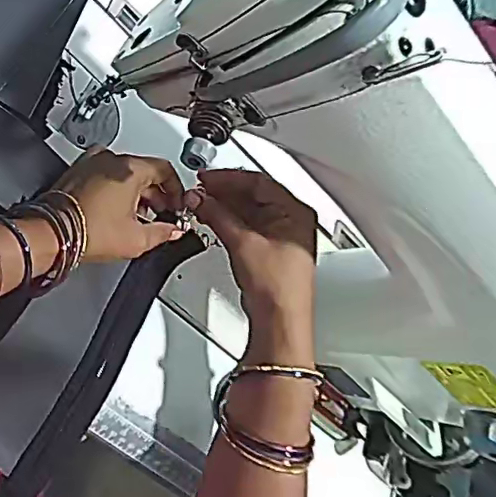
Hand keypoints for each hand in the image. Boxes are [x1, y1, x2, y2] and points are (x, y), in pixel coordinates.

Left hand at [50, 151, 186, 263]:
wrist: (52, 233)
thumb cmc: (86, 230)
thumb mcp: (136, 239)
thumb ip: (163, 232)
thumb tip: (172, 230)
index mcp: (130, 168)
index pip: (165, 169)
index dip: (176, 189)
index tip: (176, 204)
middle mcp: (109, 159)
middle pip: (144, 170)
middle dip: (156, 194)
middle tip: (160, 213)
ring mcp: (90, 163)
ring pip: (123, 173)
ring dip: (135, 191)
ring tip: (136, 215)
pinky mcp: (76, 172)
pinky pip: (104, 175)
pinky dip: (114, 188)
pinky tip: (114, 209)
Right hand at [188, 169, 317, 348]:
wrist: (279, 319)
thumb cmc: (278, 287)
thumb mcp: (242, 242)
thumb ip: (217, 215)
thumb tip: (201, 199)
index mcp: (295, 212)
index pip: (259, 181)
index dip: (229, 178)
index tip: (206, 178)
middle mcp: (292, 221)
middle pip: (254, 194)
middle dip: (224, 191)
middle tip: (199, 190)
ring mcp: (281, 236)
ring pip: (249, 210)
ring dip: (223, 205)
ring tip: (201, 203)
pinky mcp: (269, 250)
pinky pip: (246, 225)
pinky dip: (227, 220)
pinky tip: (212, 219)